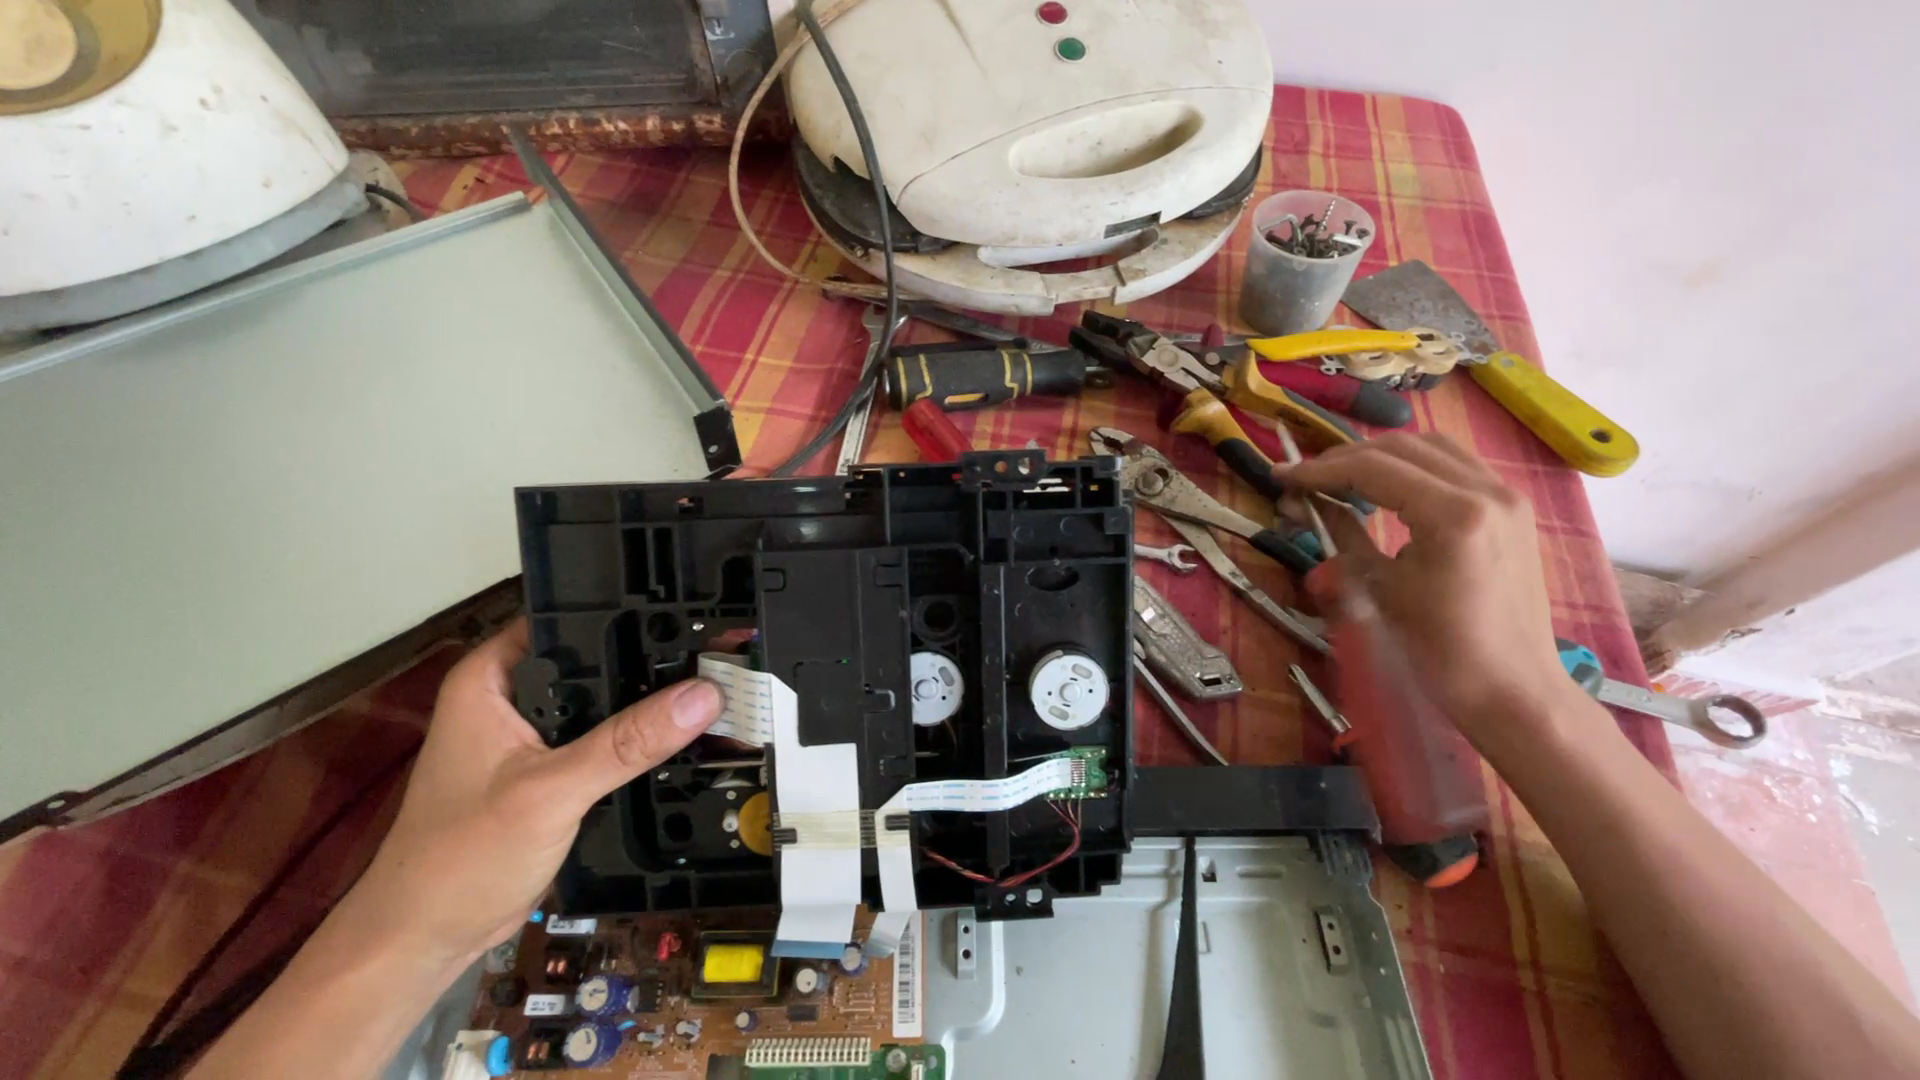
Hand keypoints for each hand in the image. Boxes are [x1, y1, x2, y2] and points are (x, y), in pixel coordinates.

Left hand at [339, 620, 721, 966]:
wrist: (428, 938)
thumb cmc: (461, 858)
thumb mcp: (551, 791)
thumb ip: (628, 742)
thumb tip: (702, 696)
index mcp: (491, 678)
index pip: (568, 622)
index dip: (626, 614)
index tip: (690, 615)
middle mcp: (511, 696)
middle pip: (593, 660)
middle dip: (648, 661)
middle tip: (715, 655)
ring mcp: (532, 735)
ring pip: (603, 703)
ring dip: (646, 705)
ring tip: (711, 689)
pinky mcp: (551, 770)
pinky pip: (604, 739)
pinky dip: (637, 740)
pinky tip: (680, 737)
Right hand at [1279, 434, 1578, 739]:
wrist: (1511, 689)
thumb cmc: (1439, 651)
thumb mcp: (1378, 590)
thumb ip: (1342, 535)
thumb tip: (1300, 505)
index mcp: (1453, 515)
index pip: (1372, 468)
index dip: (1319, 470)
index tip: (1280, 476)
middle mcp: (1486, 491)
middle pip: (1400, 448)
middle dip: (1344, 459)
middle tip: (1304, 480)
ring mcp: (1506, 495)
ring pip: (1430, 447)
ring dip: (1379, 456)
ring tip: (1340, 479)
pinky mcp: (1512, 507)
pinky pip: (1455, 464)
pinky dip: (1413, 466)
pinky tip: (1387, 487)